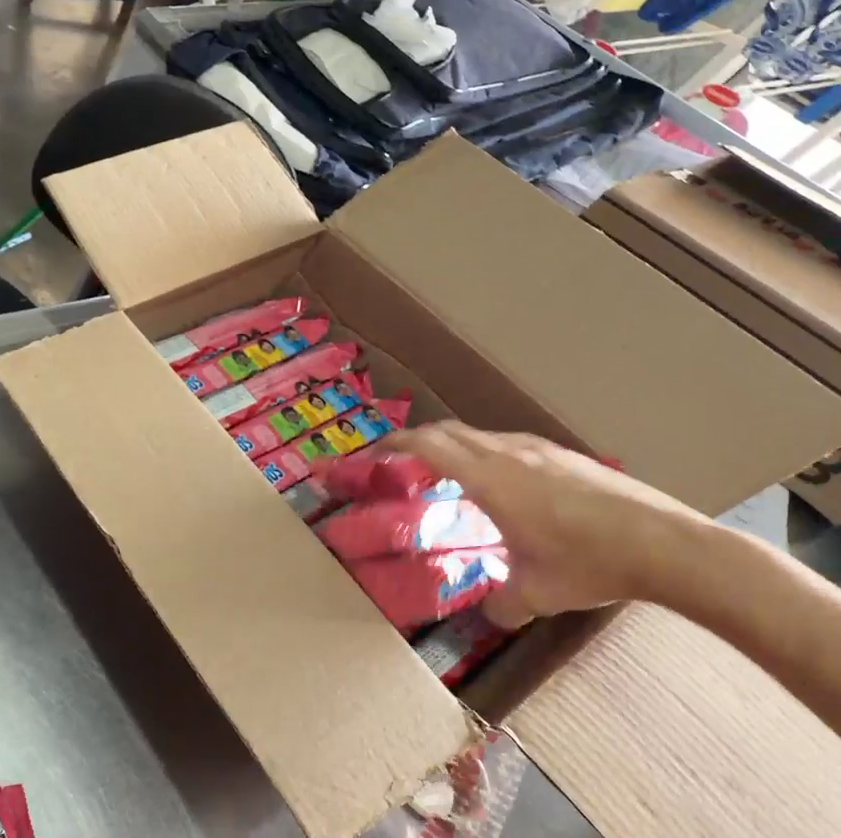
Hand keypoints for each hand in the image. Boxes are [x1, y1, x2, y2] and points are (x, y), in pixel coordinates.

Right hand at [381, 422, 712, 628]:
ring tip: (454, 474)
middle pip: (448, 431)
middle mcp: (508, 454)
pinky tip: (510, 484)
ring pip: (482, 435)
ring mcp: (543, 451)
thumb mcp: (538, 593)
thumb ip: (504, 604)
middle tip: (404, 461)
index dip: (393, 444)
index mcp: (486, 477)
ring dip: (457, 446)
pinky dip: (491, 454)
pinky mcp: (571, 457)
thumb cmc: (591, 564)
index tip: (374, 453)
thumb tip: (490, 617)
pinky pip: (513, 444)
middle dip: (418, 440)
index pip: (425, 444)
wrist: (674, 549)